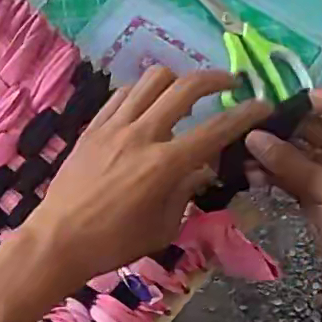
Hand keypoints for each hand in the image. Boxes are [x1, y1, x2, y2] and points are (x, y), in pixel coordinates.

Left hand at [22, 67, 270, 287]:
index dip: (245, 114)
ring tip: (184, 93)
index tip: (262, 104)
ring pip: (151, 80)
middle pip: (185, 87)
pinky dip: (141, 92)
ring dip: (176, 79)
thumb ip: (186, 193)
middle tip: (229, 83)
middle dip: (215, 78)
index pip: (215, 130)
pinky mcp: (92, 127)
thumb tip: (202, 170)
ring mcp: (113, 126)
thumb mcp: (163, 227)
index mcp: (164, 164)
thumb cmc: (114, 243)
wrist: (58, 240)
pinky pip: (121, 94)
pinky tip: (146, 105)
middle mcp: (141, 135)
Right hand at [245, 86, 321, 286]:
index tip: (266, 108)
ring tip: (238, 154)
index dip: (301, 101)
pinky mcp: (317, 190)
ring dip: (271, 153)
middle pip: (309, 124)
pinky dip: (274, 173)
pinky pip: (292, 173)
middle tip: (242, 129)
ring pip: (297, 150)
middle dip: (278, 128)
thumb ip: (287, 160)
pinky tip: (248, 174)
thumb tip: (251, 136)